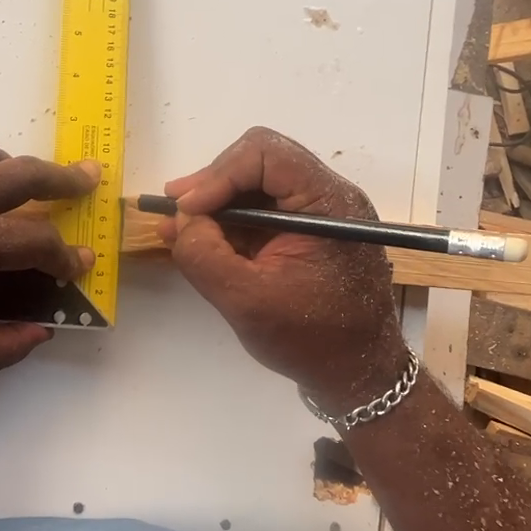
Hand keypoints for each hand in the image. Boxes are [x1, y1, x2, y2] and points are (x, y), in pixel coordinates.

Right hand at [161, 127, 409, 411]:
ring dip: (215, 204)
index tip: (188, 209)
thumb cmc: (311, 341)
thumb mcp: (247, 301)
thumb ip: (205, 255)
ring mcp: (317, 214)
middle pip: (258, 162)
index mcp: (328, 204)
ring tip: (177, 228)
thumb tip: (181, 218)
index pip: (265, 155)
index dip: (218, 174)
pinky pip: (259, 211)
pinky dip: (226, 222)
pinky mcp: (304, 233)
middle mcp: (327, 197)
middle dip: (212, 185)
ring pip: (255, 185)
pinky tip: (195, 239)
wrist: (355, 376)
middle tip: (174, 210)